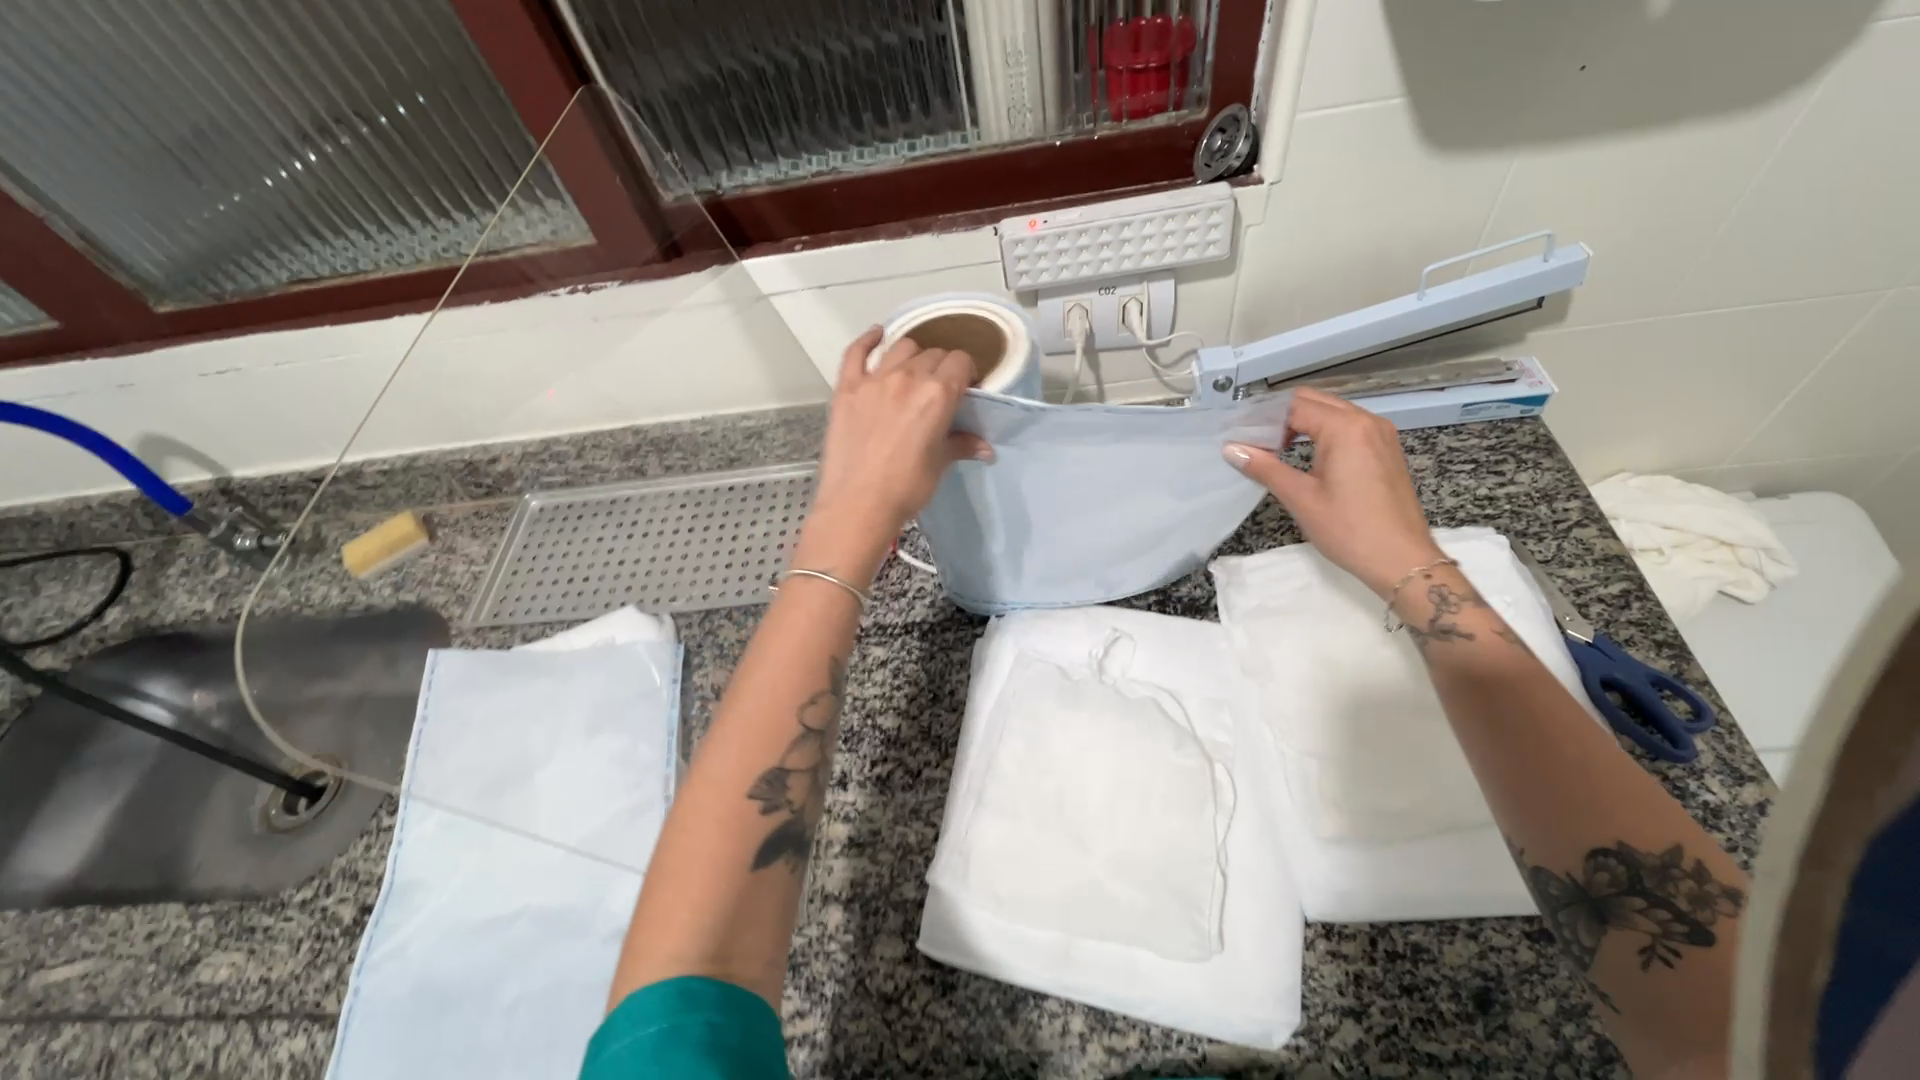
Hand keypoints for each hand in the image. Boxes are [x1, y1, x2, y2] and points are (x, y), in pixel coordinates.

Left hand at [799, 327, 992, 577]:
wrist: (858, 505)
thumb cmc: (905, 488)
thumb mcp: (939, 464)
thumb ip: (961, 445)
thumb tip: (986, 448)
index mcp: (937, 395)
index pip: (961, 362)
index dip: (967, 373)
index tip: (966, 389)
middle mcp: (907, 378)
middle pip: (933, 354)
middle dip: (943, 367)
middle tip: (941, 389)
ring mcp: (874, 380)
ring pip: (902, 347)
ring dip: (914, 355)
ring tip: (914, 372)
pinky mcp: (846, 388)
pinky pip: (857, 351)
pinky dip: (868, 339)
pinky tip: (877, 335)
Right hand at [1223, 387, 1442, 596]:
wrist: (1402, 560)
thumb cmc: (1349, 530)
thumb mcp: (1301, 499)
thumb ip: (1265, 468)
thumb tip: (1231, 449)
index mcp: (1345, 428)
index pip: (1294, 407)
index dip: (1262, 419)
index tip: (1238, 436)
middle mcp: (1366, 420)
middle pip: (1314, 401)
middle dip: (1280, 417)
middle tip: (1252, 440)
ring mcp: (1381, 434)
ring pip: (1332, 412)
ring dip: (1301, 423)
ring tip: (1273, 448)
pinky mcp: (1386, 449)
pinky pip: (1349, 427)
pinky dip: (1323, 433)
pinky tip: (1304, 455)